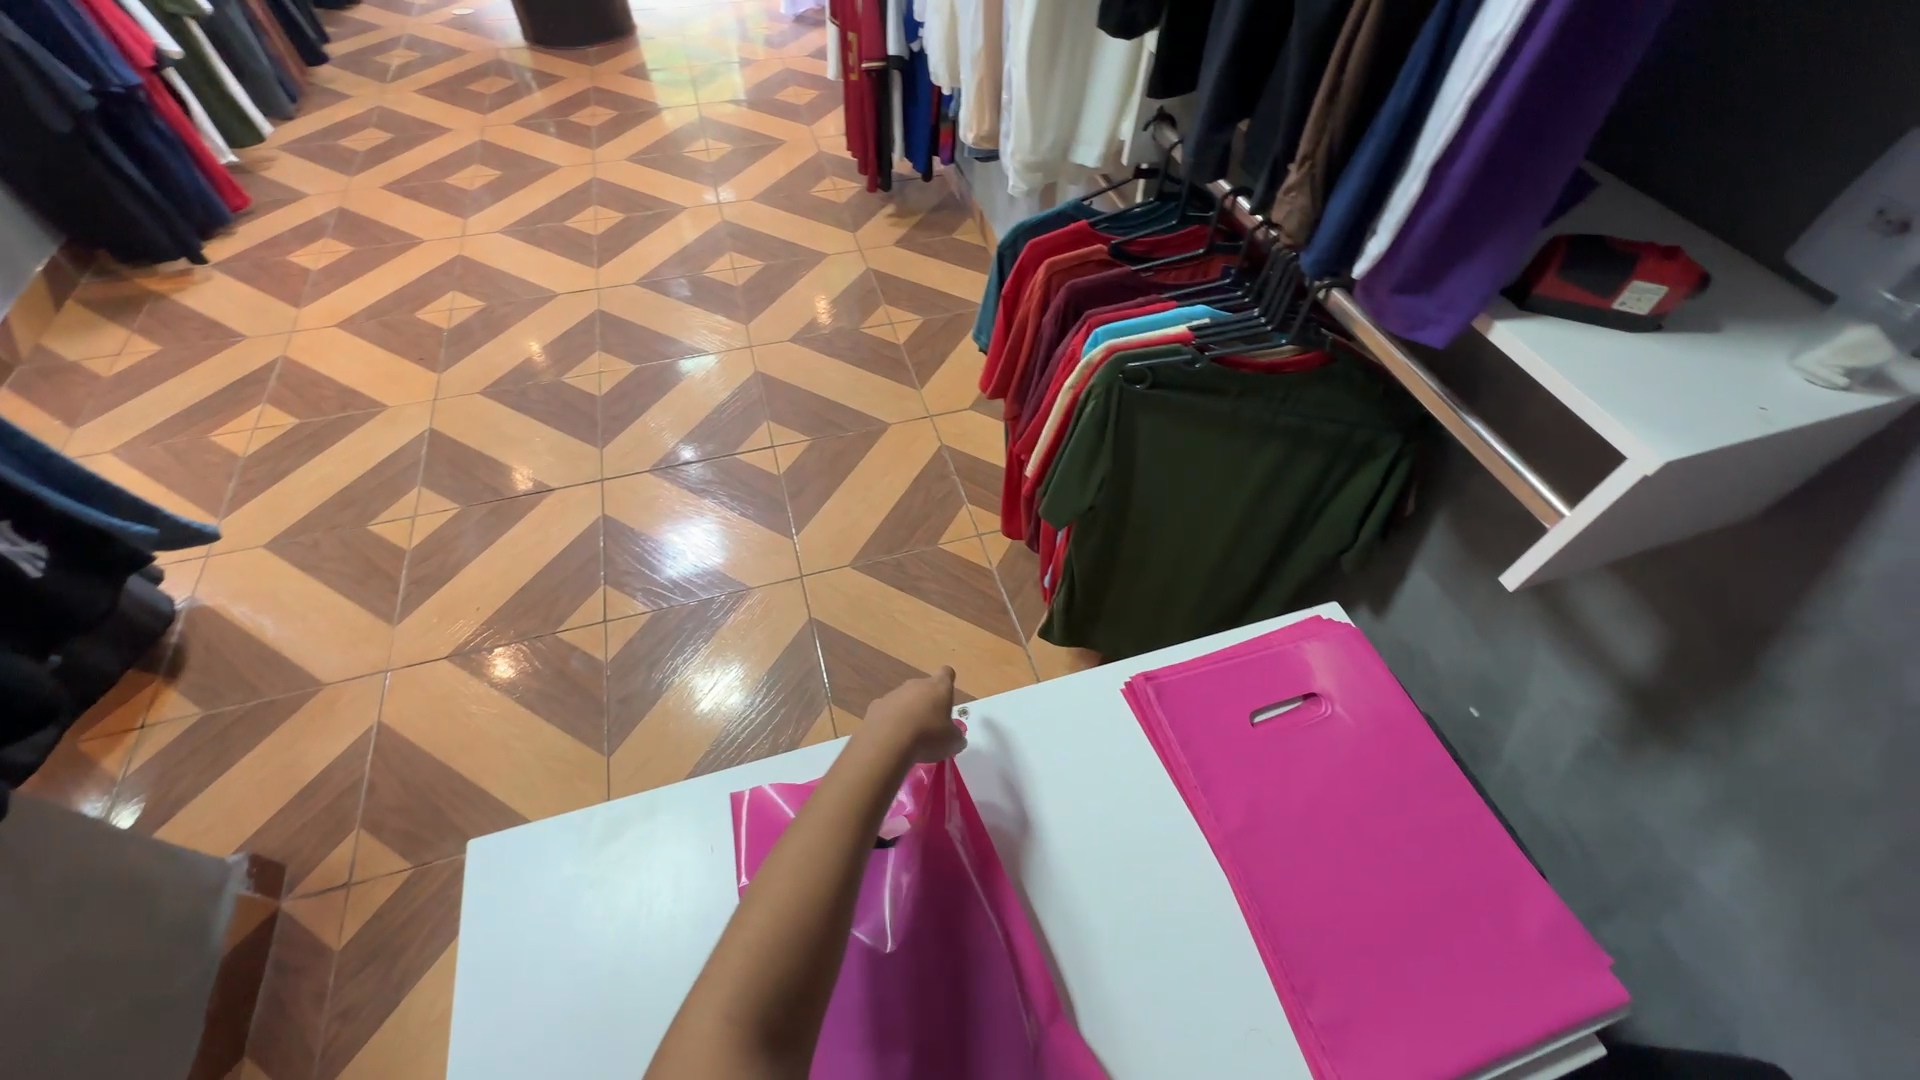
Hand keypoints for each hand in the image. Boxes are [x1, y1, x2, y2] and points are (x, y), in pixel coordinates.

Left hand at [862, 667, 965, 763]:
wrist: (888, 743)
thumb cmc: (928, 736)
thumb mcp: (952, 741)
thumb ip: (956, 736)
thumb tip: (956, 737)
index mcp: (938, 687)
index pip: (946, 673)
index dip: (948, 682)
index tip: (948, 695)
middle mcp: (915, 685)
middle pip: (924, 687)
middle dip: (927, 702)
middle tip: (931, 724)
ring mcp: (893, 694)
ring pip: (904, 699)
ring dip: (907, 712)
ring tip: (910, 735)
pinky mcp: (875, 706)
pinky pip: (887, 711)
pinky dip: (889, 721)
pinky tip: (891, 737)